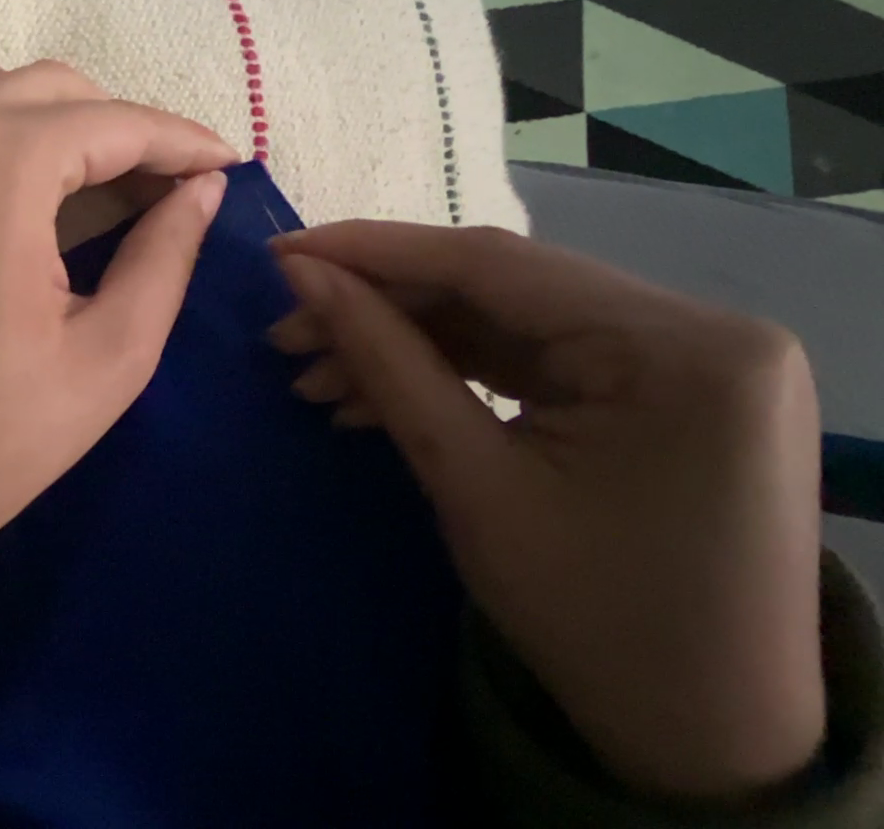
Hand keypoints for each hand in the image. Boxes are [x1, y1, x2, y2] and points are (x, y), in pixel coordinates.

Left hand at [0, 31, 237, 631]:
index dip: (178, 139)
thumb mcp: (110, 358)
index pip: (112, 122)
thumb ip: (166, 256)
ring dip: (8, 93)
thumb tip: (200, 187)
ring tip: (40, 160)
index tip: (219, 162)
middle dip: (110, 125)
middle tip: (147, 183)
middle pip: (41, 84)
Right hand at [271, 222, 824, 801]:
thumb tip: (302, 273)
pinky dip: (444, 370)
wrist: (698, 729)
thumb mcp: (466, 476)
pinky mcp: (653, 390)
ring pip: (502, 320)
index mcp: (680, 347)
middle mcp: (696, 329)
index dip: (371, 249)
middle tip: (284, 335)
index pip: (495, 262)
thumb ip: (383, 357)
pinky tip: (370, 397)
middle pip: (497, 288)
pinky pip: (526, 357)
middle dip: (378, 308)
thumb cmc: (586, 612)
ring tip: (313, 377)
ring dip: (402, 343)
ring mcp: (679, 359)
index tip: (280, 252)